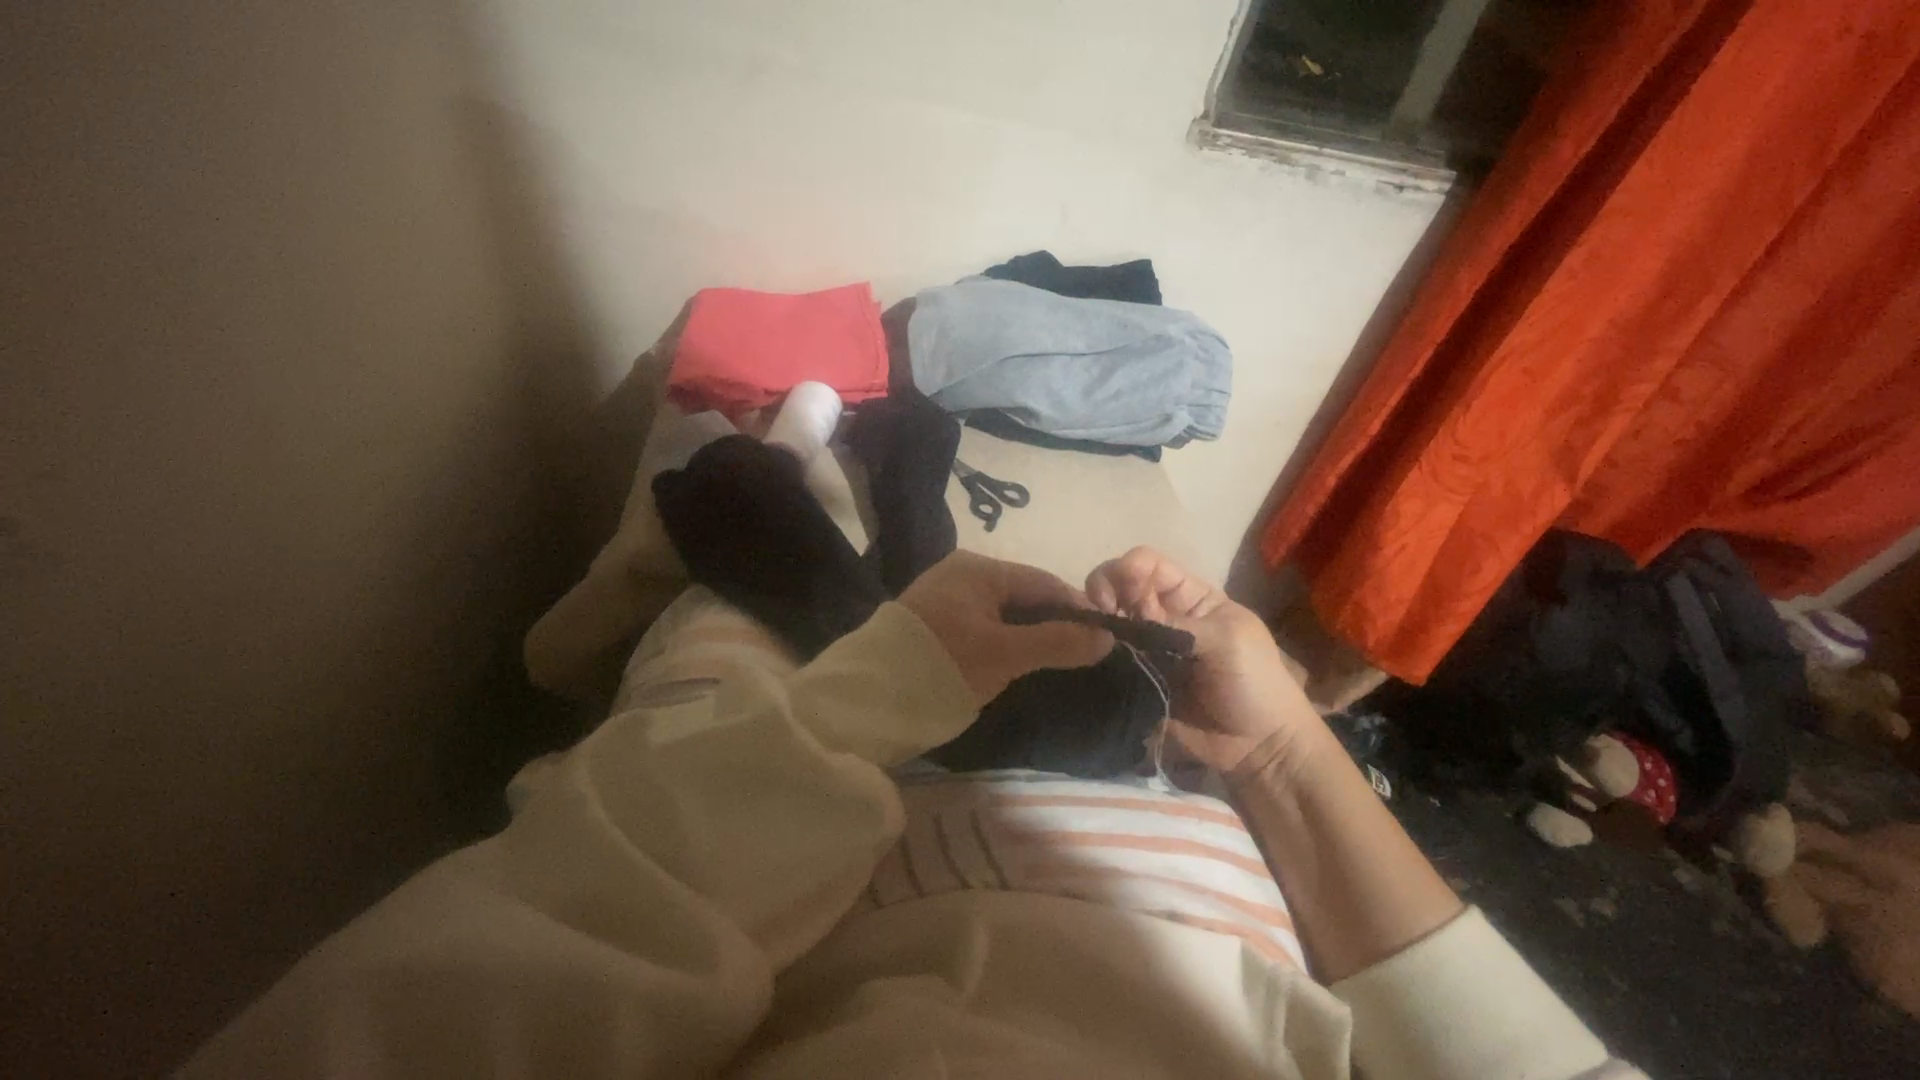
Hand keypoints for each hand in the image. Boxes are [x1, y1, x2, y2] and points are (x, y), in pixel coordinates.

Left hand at [900, 552, 1114, 704]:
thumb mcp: (1006, 654)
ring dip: (1028, 635)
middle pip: (1023, 596)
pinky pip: (983, 626)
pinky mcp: (934, 624)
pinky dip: (1004, 642)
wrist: (872, 697)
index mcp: (978, 569)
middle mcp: (961, 574)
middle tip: (1081, 654)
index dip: (1076, 609)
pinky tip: (1016, 662)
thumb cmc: (945, 663)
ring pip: (1003, 613)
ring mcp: (944, 598)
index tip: (1104, 637)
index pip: (1043, 582)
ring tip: (1054, 662)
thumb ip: (1057, 642)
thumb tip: (1107, 637)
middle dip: (1052, 623)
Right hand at [1086, 547, 1324, 775]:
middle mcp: (1162, 616)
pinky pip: (1107, 661)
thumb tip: (1126, 615)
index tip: (1119, 594)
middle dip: (1104, 592)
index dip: (1127, 570)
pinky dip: (1096, 657)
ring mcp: (1145, 649)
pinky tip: (1095, 661)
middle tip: (1105, 615)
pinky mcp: (1133, 681)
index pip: (1148, 565)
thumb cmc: (1255, 683)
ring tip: (1100, 642)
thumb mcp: (1226, 641)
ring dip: (1098, 624)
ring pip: (1108, 622)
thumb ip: (1177, 623)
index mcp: (1191, 597)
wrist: (1258, 746)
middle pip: (1118, 587)